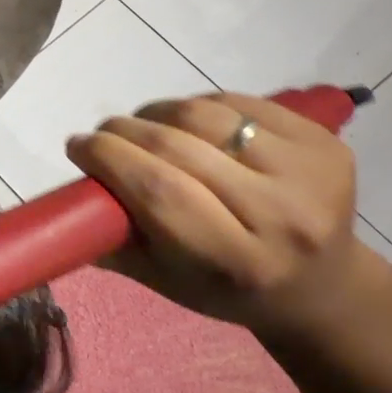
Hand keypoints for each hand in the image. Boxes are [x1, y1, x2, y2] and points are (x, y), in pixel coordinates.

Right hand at [64, 92, 384, 334]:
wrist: (321, 287)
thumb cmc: (225, 289)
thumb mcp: (161, 280)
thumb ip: (112, 241)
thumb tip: (65, 202)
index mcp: (236, 260)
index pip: (160, 191)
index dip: (110, 158)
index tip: (78, 147)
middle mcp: (282, 216)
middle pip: (179, 148)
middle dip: (124, 131)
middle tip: (101, 135)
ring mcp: (311, 174)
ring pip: (207, 116)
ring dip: (157, 113)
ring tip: (141, 127)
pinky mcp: (326, 142)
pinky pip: (240, 103)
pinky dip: (198, 106)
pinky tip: (184, 123)